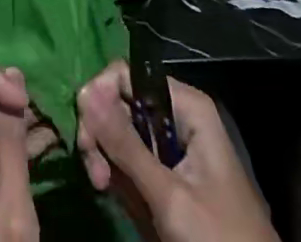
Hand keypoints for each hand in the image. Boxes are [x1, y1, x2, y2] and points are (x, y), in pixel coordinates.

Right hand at [75, 61, 277, 241]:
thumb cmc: (217, 236)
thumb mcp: (168, 194)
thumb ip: (125, 144)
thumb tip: (83, 91)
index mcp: (185, 105)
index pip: (125, 74)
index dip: (98, 100)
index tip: (87, 143)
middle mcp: (176, 113)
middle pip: (118, 102)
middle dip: (101, 138)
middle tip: (97, 180)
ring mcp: (170, 141)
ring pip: (119, 132)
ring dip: (108, 163)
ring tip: (107, 192)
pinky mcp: (165, 168)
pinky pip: (130, 158)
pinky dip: (120, 178)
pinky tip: (127, 201)